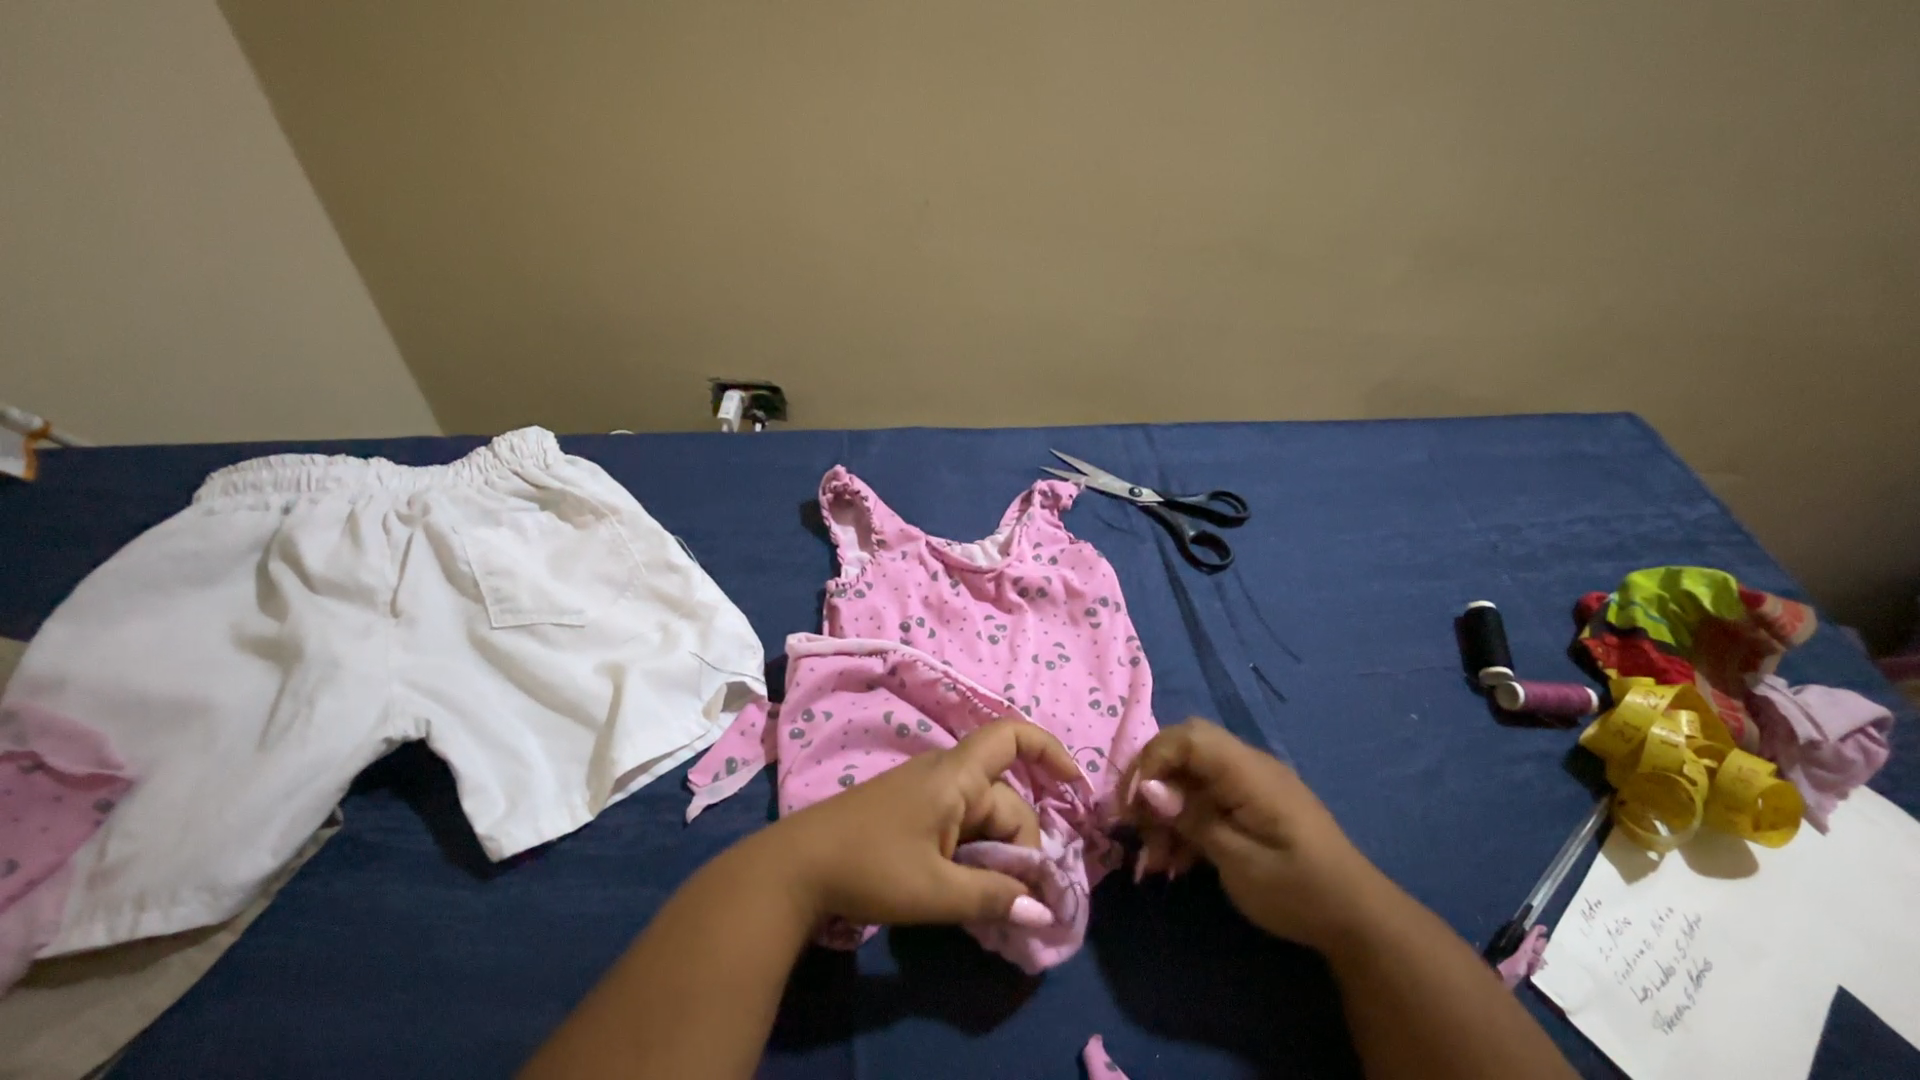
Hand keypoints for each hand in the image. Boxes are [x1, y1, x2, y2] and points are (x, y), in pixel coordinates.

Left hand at [755, 719, 1080, 930]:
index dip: (1051, 753)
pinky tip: (970, 893)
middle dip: (1022, 848)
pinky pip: (959, 828)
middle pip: (1006, 800)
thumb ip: (993, 898)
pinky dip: (974, 857)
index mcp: (955, 777)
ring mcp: (925, 795)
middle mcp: (945, 776)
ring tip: (997, 906)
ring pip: (983, 820)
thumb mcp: (935, 891)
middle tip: (1021, 902)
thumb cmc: (868, 868)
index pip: (1012, 738)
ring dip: (998, 858)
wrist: (794, 869)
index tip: (1076, 790)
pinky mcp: (911, 815)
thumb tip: (1043, 911)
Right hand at [1123, 718, 1395, 951]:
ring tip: (1155, 859)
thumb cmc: (1298, 890)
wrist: (1357, 918)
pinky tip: (1176, 862)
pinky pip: (1206, 800)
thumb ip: (1191, 819)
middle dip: (1152, 783)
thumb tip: (1147, 790)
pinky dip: (1185, 824)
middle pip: (1184, 750)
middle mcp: (1248, 767)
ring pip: (1190, 777)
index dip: (1150, 762)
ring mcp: (1250, 786)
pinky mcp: (1251, 807)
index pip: (1186, 737)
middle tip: (1134, 825)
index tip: (1131, 805)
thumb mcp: (1238, 860)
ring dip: (1165, 811)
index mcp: (1248, 771)